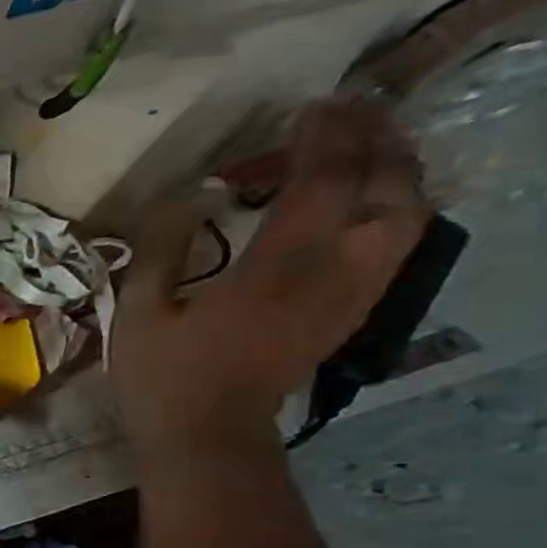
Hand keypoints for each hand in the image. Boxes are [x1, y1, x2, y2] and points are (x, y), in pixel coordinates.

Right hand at [112, 98, 431, 460]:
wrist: (206, 436)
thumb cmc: (164, 380)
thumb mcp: (138, 316)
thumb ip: (157, 253)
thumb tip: (178, 201)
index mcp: (277, 270)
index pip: (324, 180)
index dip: (321, 136)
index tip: (302, 111)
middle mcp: (333, 273)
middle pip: (389, 185)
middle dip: (371, 140)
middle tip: (336, 121)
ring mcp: (351, 294)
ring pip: (408, 213)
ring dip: (391, 170)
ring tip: (355, 153)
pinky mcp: (351, 311)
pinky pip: (398, 244)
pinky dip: (390, 207)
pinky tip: (357, 204)